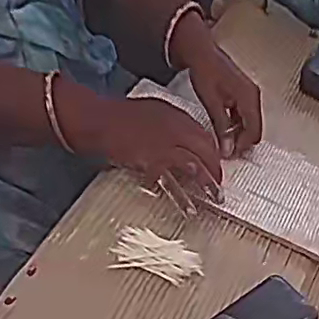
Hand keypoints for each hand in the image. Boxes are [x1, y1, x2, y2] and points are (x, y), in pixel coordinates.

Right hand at [71, 95, 221, 212]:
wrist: (99, 119)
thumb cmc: (119, 117)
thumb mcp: (151, 112)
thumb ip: (169, 125)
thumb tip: (182, 144)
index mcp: (175, 115)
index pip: (203, 135)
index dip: (212, 153)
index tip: (215, 166)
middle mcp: (175, 127)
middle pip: (205, 149)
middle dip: (215, 169)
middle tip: (219, 185)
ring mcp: (165, 144)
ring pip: (196, 164)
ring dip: (208, 182)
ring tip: (215, 197)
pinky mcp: (154, 160)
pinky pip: (174, 181)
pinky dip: (183, 195)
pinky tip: (190, 207)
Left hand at [175, 20, 262, 157]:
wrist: (201, 51)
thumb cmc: (205, 70)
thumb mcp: (212, 103)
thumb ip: (222, 128)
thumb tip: (228, 149)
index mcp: (248, 97)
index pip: (253, 131)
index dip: (242, 146)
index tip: (230, 154)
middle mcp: (253, 96)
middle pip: (254, 130)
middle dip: (242, 143)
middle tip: (227, 152)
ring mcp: (250, 95)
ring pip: (250, 124)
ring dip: (239, 135)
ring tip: (224, 142)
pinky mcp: (243, 94)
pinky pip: (245, 116)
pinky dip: (237, 126)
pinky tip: (225, 130)